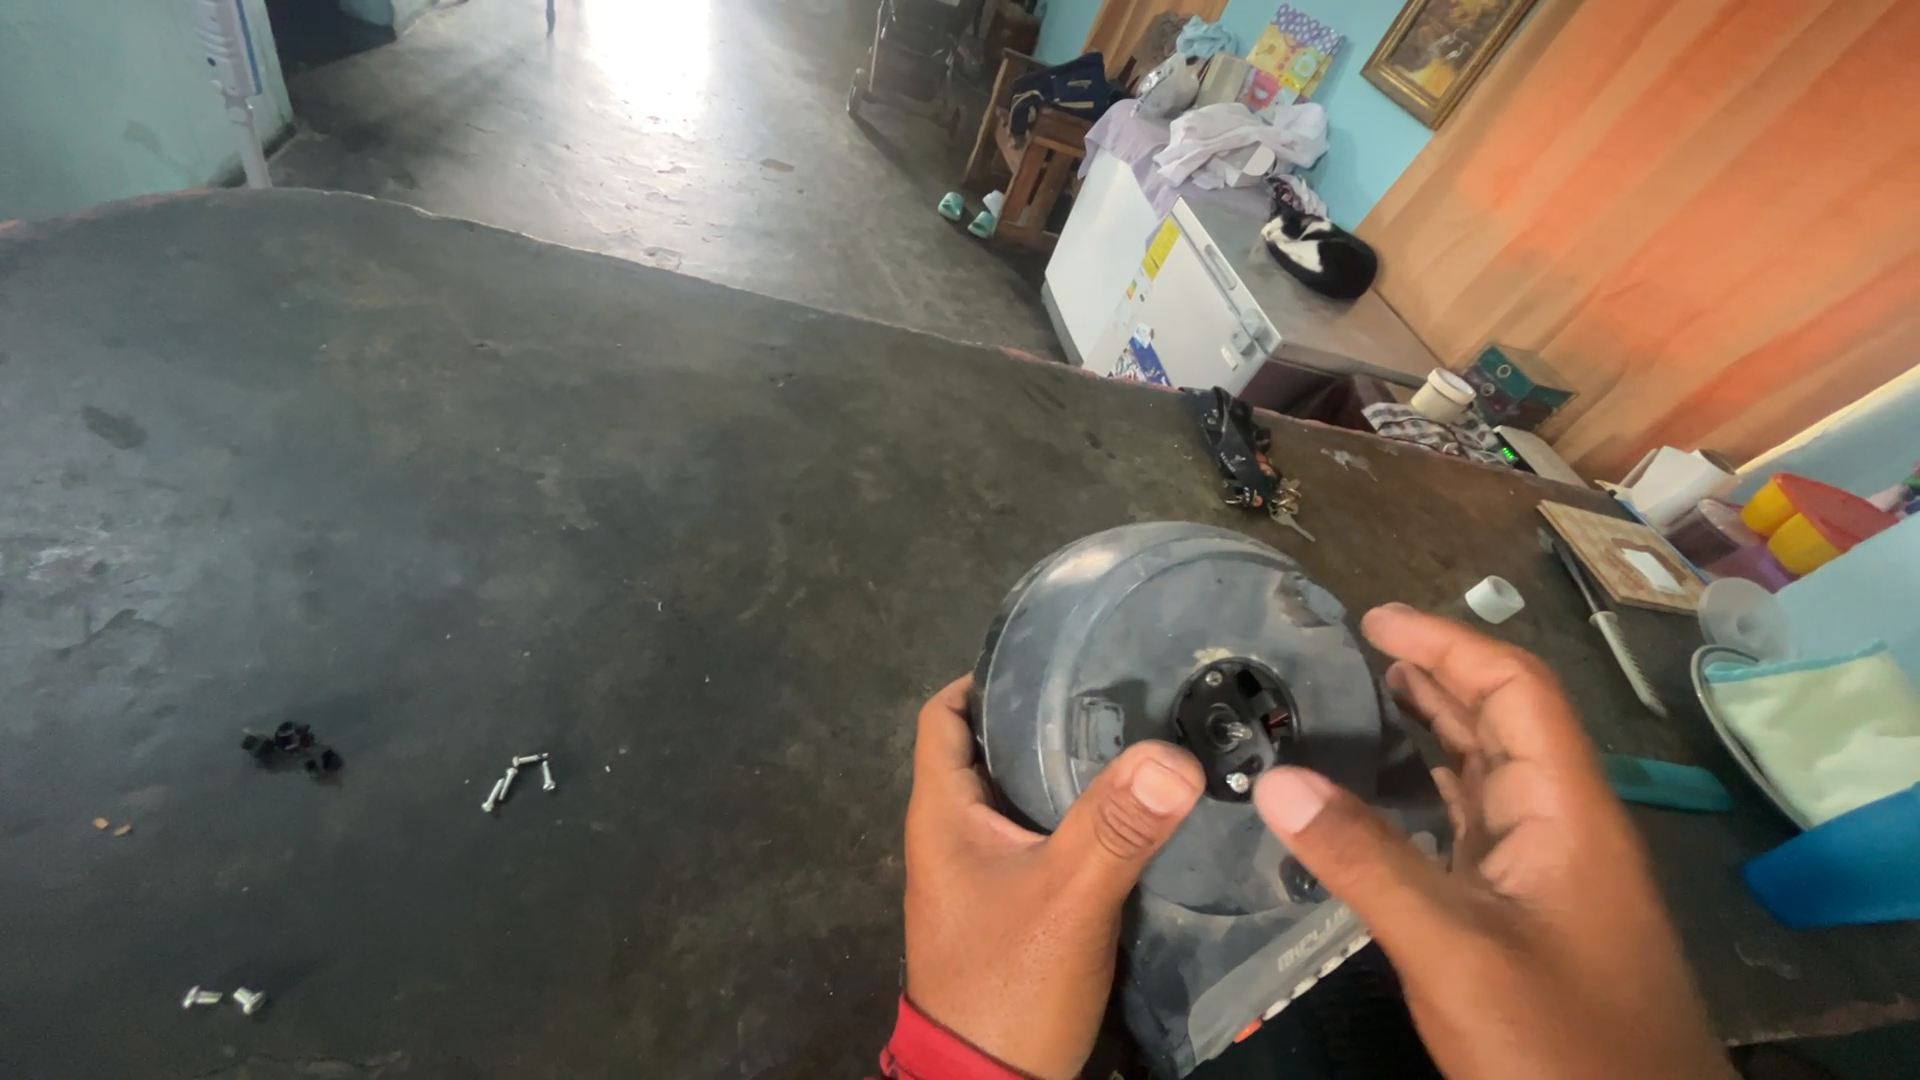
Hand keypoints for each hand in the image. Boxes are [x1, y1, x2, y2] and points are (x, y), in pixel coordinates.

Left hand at [903, 675, 1204, 1079]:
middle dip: (1031, 717)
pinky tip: (1115, 807)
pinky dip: (1063, 810)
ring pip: (1010, 791)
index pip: (943, 716)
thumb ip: (1115, 828)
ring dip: (1051, 765)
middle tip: (1099, 691)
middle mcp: (950, 829)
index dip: (980, 680)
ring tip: (1117, 735)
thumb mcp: (1066, 897)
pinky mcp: (1003, 896)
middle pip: (982, 746)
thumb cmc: (1007, 982)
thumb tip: (1171, 756)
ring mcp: (976, 866)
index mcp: (941, 811)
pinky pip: (1031, 831)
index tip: (1040, 659)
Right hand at [1253, 604, 1733, 1079]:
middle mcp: (1557, 827)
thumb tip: (1274, 779)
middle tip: (1360, 644)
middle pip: (1503, 719)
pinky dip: (1424, 777)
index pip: (1516, 693)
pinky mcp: (1514, 903)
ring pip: (1485, 765)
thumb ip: (1363, 859)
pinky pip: (1466, 813)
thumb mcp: (1454, 950)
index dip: (1448, 645)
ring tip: (1368, 688)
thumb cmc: (1560, 1047)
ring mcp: (1539, 869)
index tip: (1374, 621)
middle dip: (1438, 669)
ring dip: (1433, 717)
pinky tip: (1384, 778)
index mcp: (1565, 814)